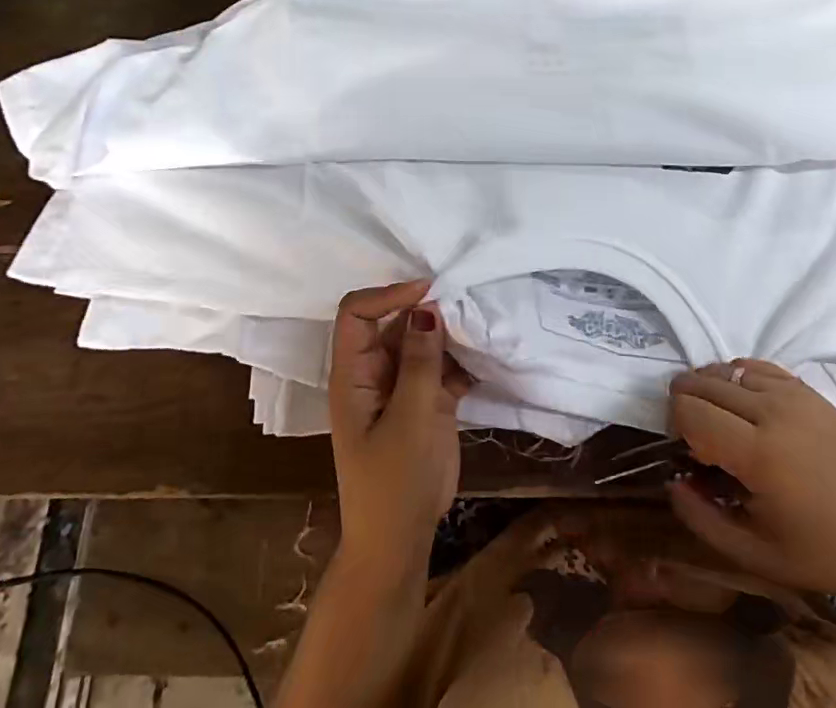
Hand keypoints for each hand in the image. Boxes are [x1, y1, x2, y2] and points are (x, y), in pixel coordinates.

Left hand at [327, 281, 472, 571]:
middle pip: (394, 324)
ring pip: (421, 345)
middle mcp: (374, 374)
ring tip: (479, 334)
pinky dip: (459, 363)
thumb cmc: (395, 482)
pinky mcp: (424, 405)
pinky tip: (482, 366)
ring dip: (448, 337)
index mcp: (353, 375)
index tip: (431, 293)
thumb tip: (427, 309)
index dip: (389, 295)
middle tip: (467, 311)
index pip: (357, 314)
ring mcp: (400, 389)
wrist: (400, 541)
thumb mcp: (410, 418)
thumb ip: (420, 362)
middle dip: (427, 313)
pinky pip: (440, 369)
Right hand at [665, 360, 835, 605]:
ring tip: (718, 423)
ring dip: (709, 389)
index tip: (688, 455)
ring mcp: (795, 396)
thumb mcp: (751, 553)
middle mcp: (774, 412)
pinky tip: (741, 406)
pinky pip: (756, 367)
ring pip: (726, 369)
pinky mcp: (810, 392)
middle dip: (685, 404)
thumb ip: (698, 516)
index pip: (689, 410)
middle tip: (696, 441)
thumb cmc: (821, 553)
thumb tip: (673, 478)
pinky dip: (736, 378)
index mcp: (759, 453)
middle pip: (703, 382)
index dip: (675, 426)